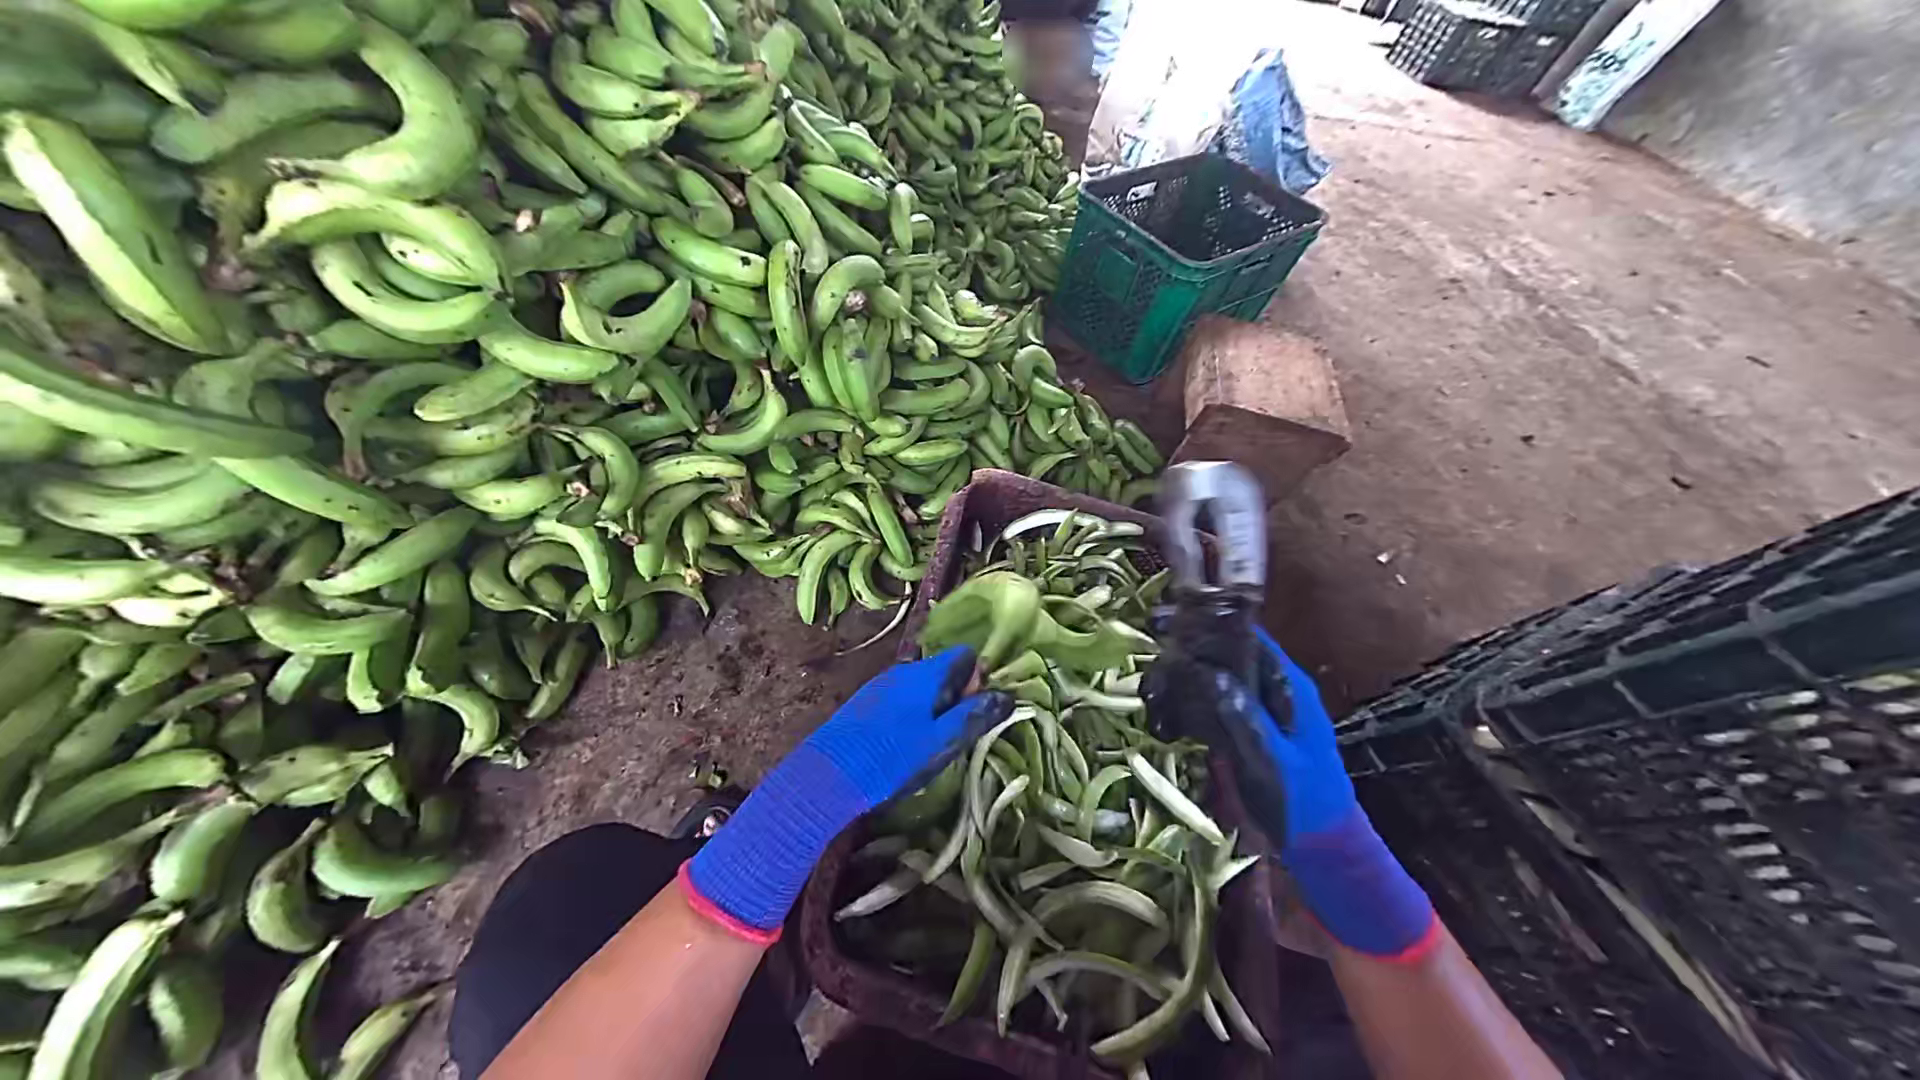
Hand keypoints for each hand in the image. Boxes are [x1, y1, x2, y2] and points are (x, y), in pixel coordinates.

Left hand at [683, 647, 1012, 941]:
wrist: (824, 780)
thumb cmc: (889, 760)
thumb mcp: (940, 742)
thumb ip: (973, 716)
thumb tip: (1007, 695)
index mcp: (923, 674)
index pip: (962, 655)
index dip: (980, 675)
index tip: (984, 704)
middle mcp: (901, 671)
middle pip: (942, 670)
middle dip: (959, 693)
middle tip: (964, 730)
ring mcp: (880, 687)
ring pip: (921, 686)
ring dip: (936, 706)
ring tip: (938, 741)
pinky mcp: (865, 705)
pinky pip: (902, 699)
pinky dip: (915, 714)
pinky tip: (910, 743)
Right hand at [1145, 628, 1435, 959]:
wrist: (1325, 846)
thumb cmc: (1302, 803)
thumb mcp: (1270, 759)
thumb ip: (1240, 715)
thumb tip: (1203, 669)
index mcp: (1287, 686)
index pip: (1247, 636)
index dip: (1209, 625)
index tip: (1169, 625)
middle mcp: (1274, 689)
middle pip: (1226, 654)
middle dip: (1188, 655)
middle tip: (1151, 663)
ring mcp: (1262, 710)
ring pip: (1216, 679)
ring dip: (1185, 682)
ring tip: (1151, 692)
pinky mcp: (1250, 730)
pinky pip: (1216, 704)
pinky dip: (1191, 705)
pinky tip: (1166, 717)